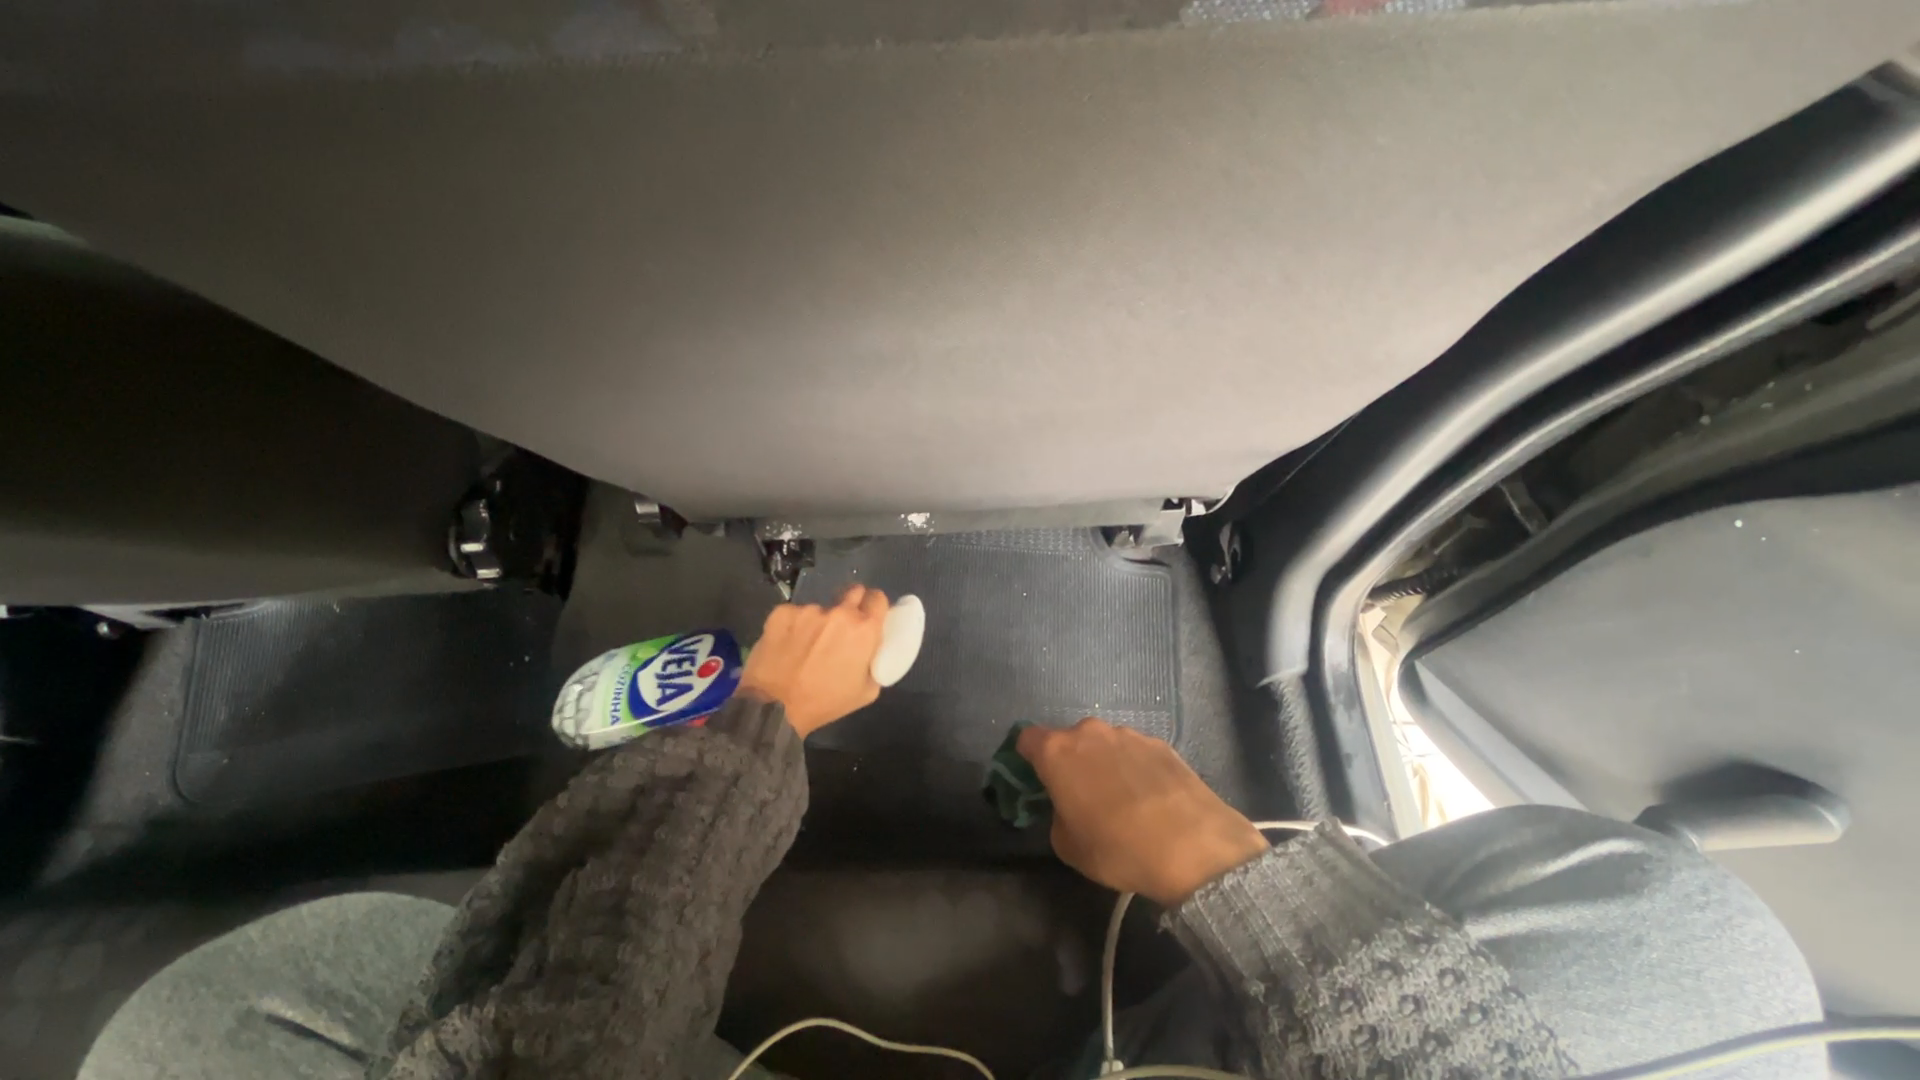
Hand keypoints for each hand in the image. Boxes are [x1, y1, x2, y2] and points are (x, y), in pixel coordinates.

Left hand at [738, 586, 889, 737]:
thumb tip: (871, 649)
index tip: (869, 614)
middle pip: (852, 593)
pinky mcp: (781, 612)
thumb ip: (874, 661)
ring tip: (805, 647)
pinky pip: (794, 615)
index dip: (874, 605)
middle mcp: (839, 612)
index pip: (878, 598)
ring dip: (817, 623)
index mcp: (864, 629)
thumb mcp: (866, 691)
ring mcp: (808, 610)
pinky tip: (785, 646)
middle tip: (840, 628)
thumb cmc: (825, 703)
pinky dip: (793, 627)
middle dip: (850, 605)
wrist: (774, 707)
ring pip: (819, 610)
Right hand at [1018, 718, 1267, 906]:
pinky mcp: (1162, 745)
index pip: (1026, 738)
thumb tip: (1070, 805)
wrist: (1192, 846)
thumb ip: (1058, 815)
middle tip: (1080, 797)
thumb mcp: (1067, 845)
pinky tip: (1150, 801)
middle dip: (1070, 763)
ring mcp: (1129, 735)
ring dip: (1105, 765)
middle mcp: (1090, 732)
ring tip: (1122, 801)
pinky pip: (1135, 754)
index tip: (1036, 781)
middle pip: (1069, 740)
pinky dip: (1135, 770)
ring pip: (1105, 745)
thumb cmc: (1117, 848)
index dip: (1027, 758)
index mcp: (1057, 752)